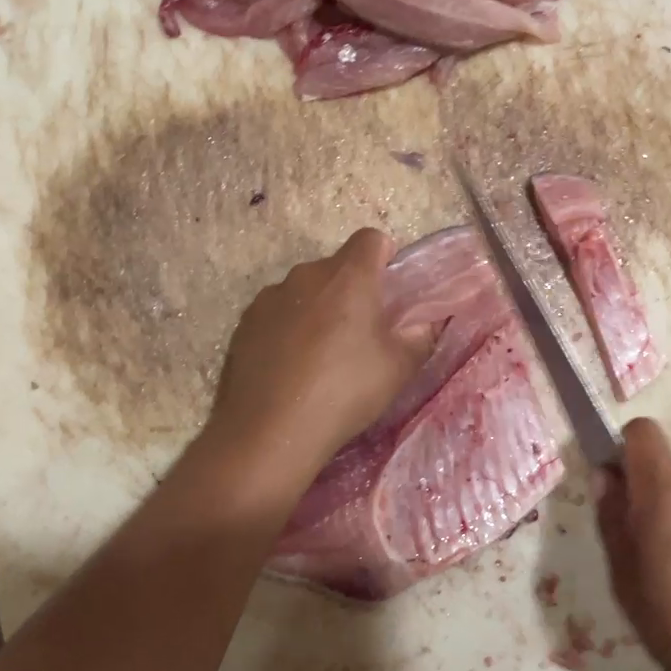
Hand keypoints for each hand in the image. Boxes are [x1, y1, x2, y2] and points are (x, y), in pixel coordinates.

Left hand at [202, 228, 436, 478]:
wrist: (269, 431)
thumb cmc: (344, 391)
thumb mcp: (398, 369)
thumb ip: (420, 337)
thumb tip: (426, 323)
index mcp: (348, 277)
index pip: (371, 239)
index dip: (385, 256)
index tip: (390, 289)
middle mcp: (306, 275)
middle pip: (336, 267)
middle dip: (352, 289)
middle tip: (362, 331)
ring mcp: (269, 298)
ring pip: (304, 291)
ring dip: (318, 309)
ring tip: (322, 355)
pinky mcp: (244, 324)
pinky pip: (277, 314)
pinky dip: (288, 329)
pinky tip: (291, 368)